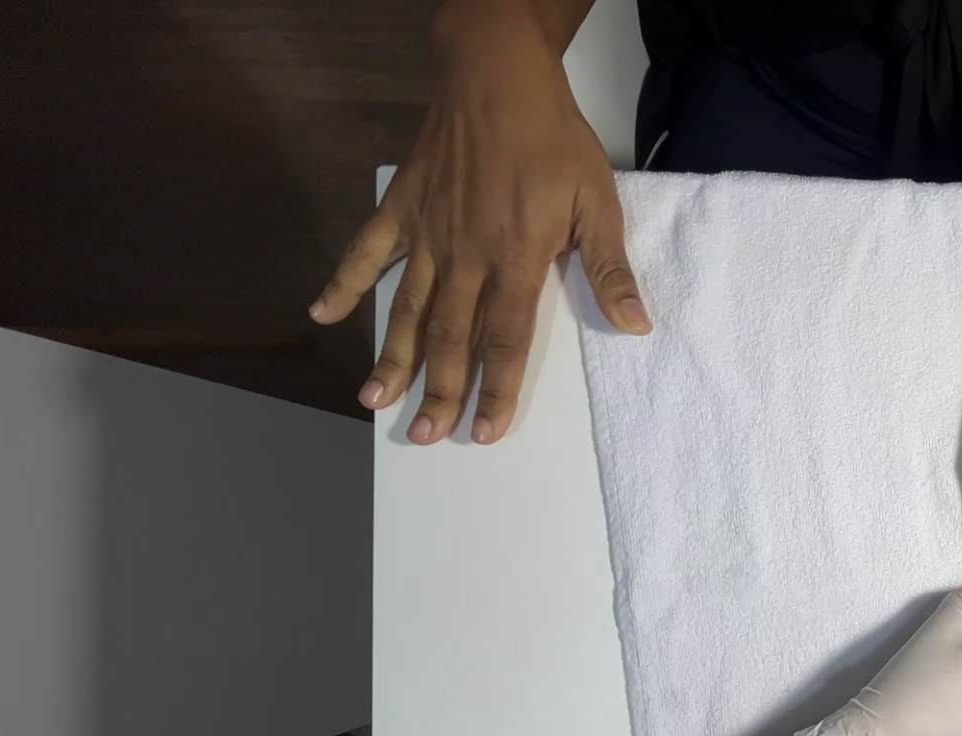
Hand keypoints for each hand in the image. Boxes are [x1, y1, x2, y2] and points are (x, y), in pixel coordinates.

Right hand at [308, 10, 650, 445]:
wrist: (498, 75)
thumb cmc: (555, 143)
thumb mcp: (599, 206)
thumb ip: (611, 271)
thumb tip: (637, 325)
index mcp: (514, 260)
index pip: (505, 342)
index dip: (497, 389)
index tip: (487, 429)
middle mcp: (464, 255)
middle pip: (449, 338)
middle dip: (439, 390)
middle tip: (427, 434)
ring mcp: (426, 232)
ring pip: (407, 308)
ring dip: (392, 358)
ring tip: (375, 400)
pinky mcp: (402, 206)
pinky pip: (367, 250)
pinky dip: (345, 282)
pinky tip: (324, 314)